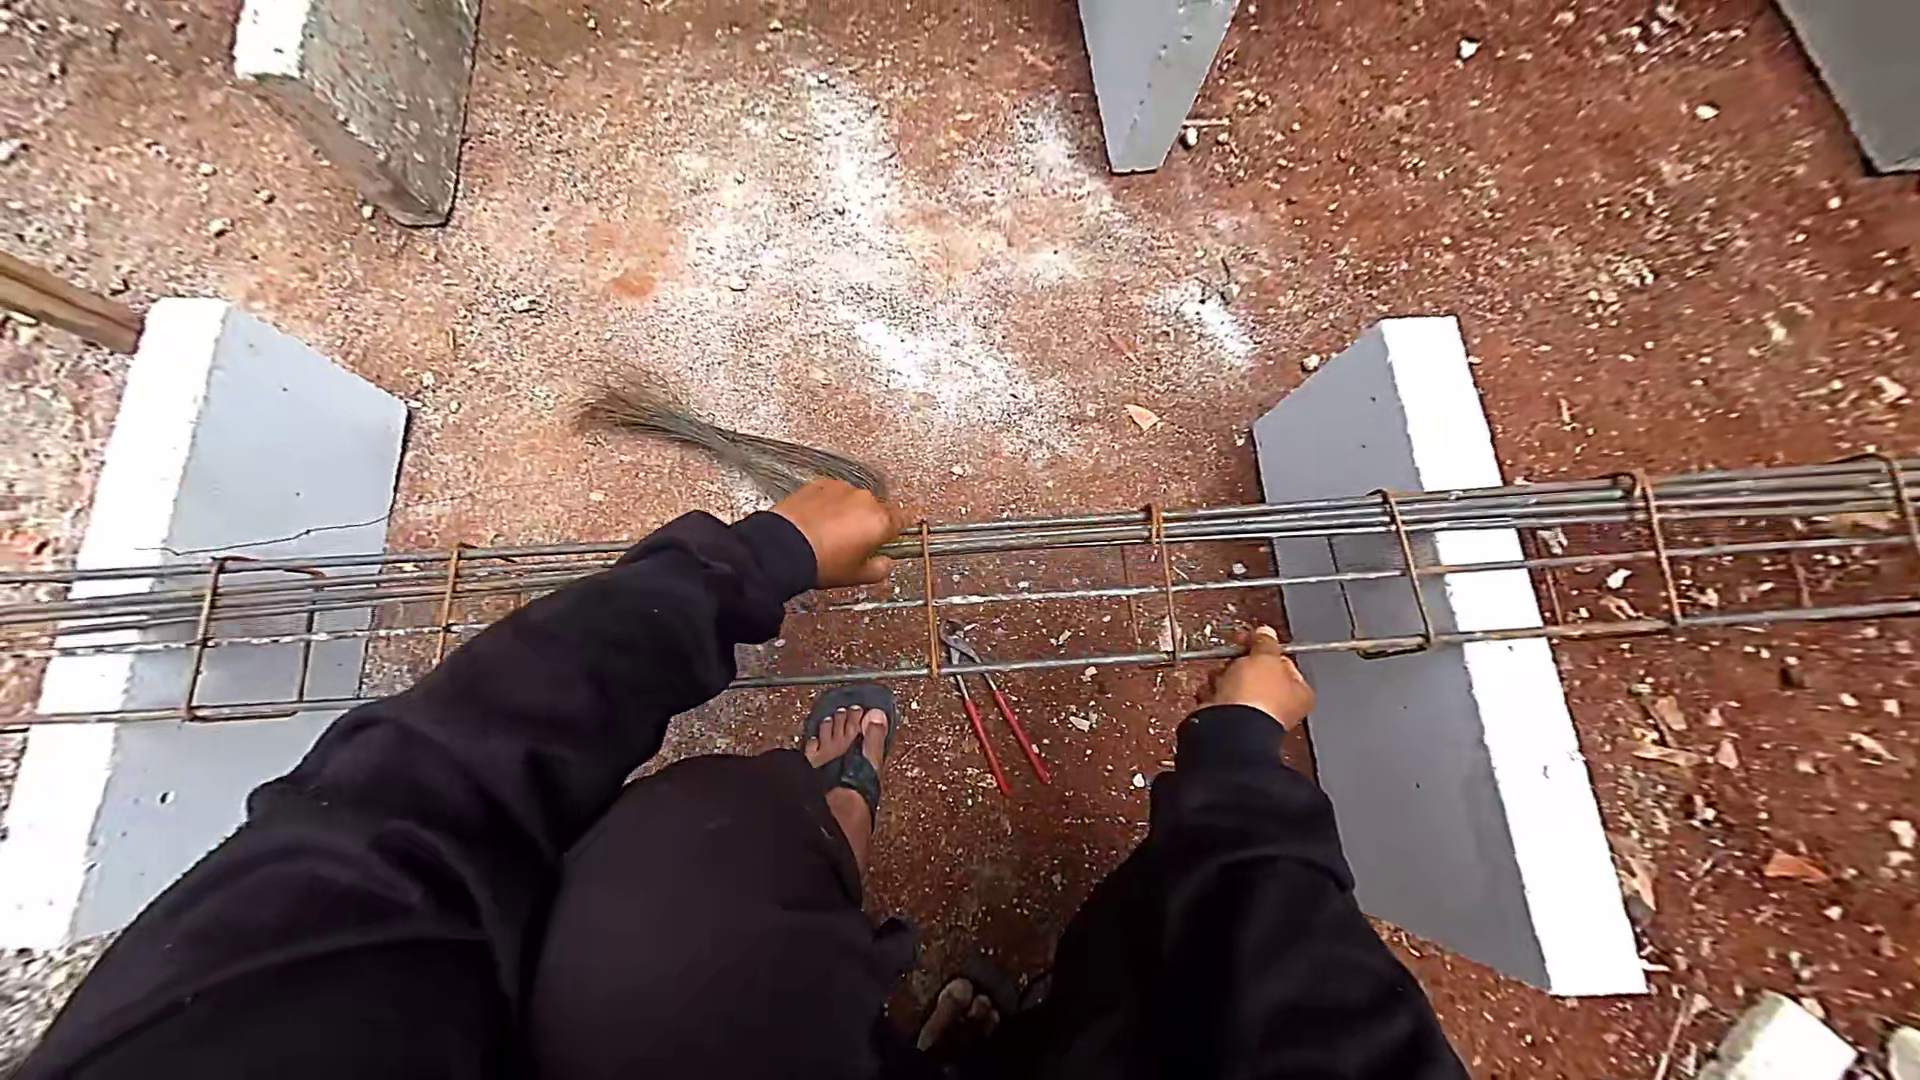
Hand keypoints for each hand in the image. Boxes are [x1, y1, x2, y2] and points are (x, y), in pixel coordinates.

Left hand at [771, 479, 902, 587]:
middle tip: (854, 542)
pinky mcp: (820, 485)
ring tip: (831, 533)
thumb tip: (884, 564)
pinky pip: (832, 494)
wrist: (782, 548)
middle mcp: (864, 500)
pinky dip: (829, 505)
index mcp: (880, 522)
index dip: (899, 527)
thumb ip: (880, 569)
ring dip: (848, 512)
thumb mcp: (857, 576)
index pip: (903, 519)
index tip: (894, 533)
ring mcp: (841, 490)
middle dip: (869, 523)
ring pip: (853, 500)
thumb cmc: (820, 561)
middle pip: (876, 509)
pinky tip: (819, 522)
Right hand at [1204, 626, 1314, 729]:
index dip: (1264, 647)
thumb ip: (1266, 642)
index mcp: (1297, 691)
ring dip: (1222, 676)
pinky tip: (1215, 694)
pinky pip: (1217, 695)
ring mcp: (1251, 712)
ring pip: (1232, 681)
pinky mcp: (1228, 718)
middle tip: (1235, 661)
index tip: (1251, 639)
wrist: (1230, 724)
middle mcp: (1277, 705)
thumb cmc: (1257, 696)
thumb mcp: (1265, 656)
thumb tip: (1265, 633)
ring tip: (1223, 680)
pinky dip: (1212, 692)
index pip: (1281, 661)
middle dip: (1239, 662)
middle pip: (1254, 671)